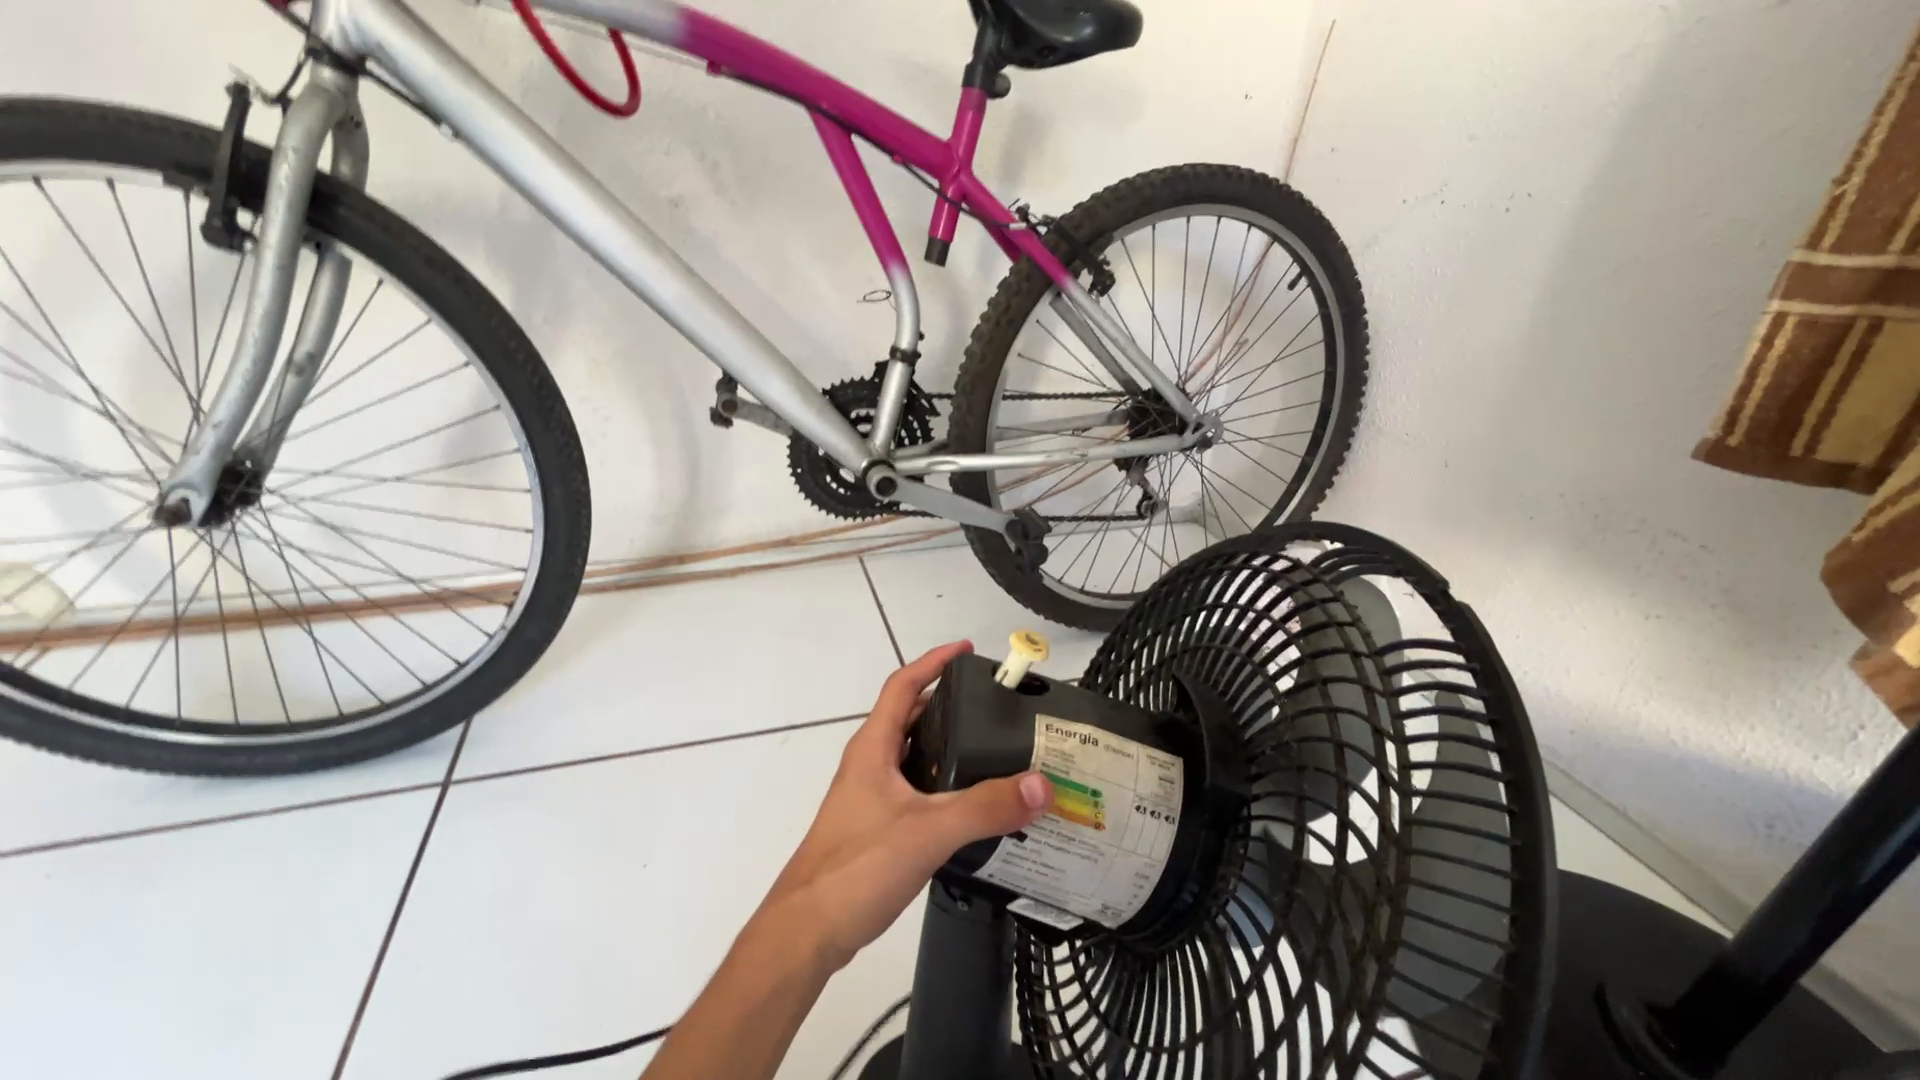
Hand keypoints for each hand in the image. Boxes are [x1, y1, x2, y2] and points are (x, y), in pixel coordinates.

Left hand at [759, 641, 1052, 970]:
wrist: (808, 929)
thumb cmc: (857, 866)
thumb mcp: (929, 831)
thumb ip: (986, 807)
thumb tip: (1042, 784)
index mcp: (873, 748)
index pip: (902, 686)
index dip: (933, 662)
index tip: (967, 651)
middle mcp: (869, 765)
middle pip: (909, 718)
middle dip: (949, 706)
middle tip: (995, 708)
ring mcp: (869, 798)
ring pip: (912, 757)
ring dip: (947, 747)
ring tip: (994, 753)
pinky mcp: (874, 828)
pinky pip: (914, 791)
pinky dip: (942, 785)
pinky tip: (971, 807)